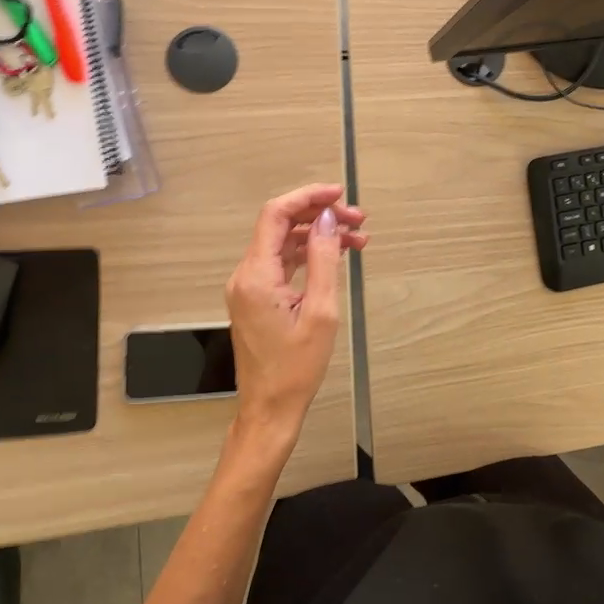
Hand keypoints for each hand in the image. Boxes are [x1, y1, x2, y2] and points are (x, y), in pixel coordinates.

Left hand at [224, 183, 367, 451]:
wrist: (270, 409)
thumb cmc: (297, 367)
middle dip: (319, 215)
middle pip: (280, 225)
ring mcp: (248, 286)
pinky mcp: (255, 297)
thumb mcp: (320, 311)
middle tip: (358, 220)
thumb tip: (327, 220)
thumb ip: (323, 259)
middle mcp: (245, 275)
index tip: (339, 195)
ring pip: (283, 242)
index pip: (275, 215)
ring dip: (318, 234)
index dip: (308, 197)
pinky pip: (282, 262)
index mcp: (256, 275)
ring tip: (357, 238)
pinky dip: (308, 253)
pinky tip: (337, 255)